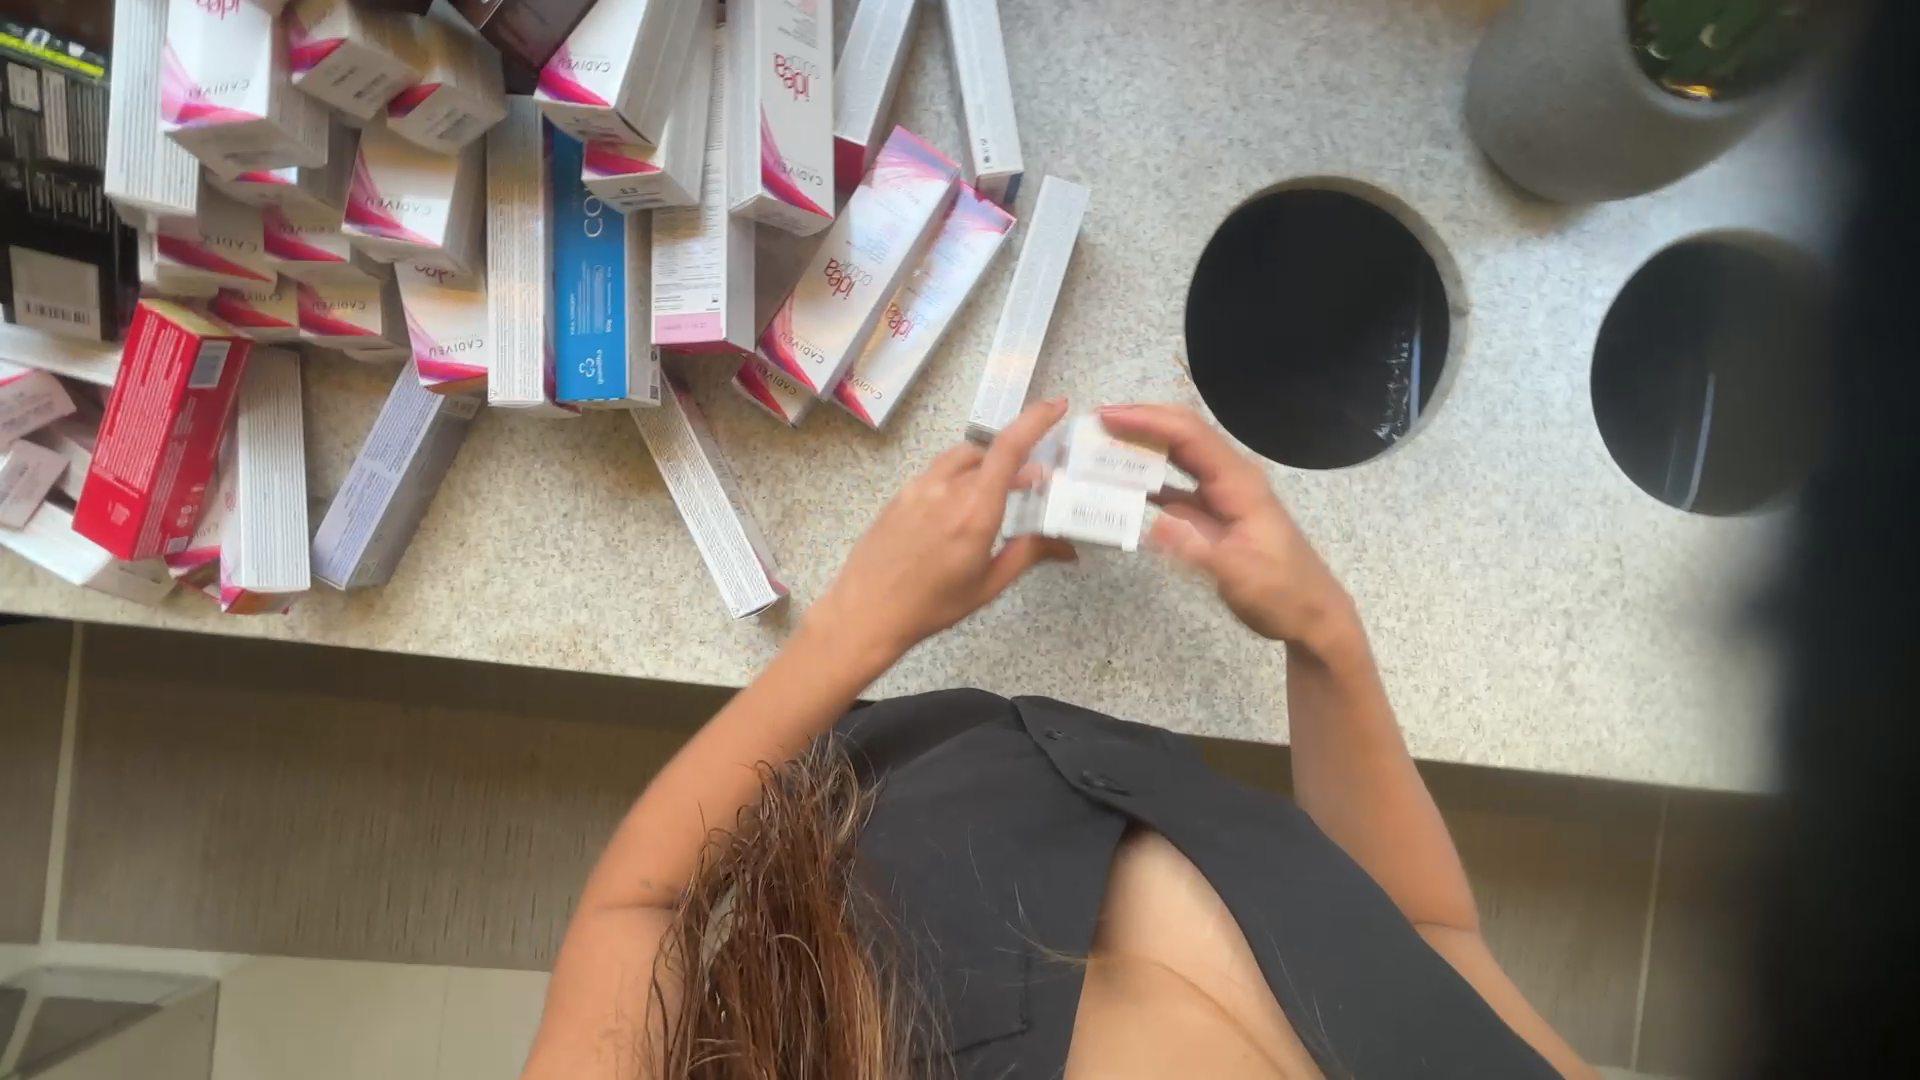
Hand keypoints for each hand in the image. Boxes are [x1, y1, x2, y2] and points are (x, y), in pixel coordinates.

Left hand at [808, 399, 1076, 664]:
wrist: (866, 611)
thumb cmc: (931, 605)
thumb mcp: (988, 585)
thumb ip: (1028, 555)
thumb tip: (1067, 546)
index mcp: (975, 510)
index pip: (1010, 448)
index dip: (1036, 420)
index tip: (1056, 407)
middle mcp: (947, 489)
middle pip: (989, 454)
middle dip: (1015, 462)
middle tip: (1030, 484)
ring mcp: (919, 488)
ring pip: (961, 459)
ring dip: (984, 465)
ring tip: (993, 493)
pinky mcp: (900, 495)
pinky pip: (937, 472)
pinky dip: (957, 477)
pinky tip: (956, 508)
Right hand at [1099, 404, 1354, 649]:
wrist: (1310, 616)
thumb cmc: (1283, 594)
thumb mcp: (1241, 576)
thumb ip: (1197, 550)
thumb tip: (1152, 527)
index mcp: (1239, 483)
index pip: (1189, 436)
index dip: (1148, 421)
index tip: (1108, 417)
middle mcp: (1228, 479)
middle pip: (1181, 434)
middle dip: (1139, 421)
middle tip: (1095, 422)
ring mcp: (1219, 495)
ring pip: (1176, 456)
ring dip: (1140, 446)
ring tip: (1099, 443)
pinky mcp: (1209, 514)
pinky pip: (1173, 486)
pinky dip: (1144, 480)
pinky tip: (1119, 483)